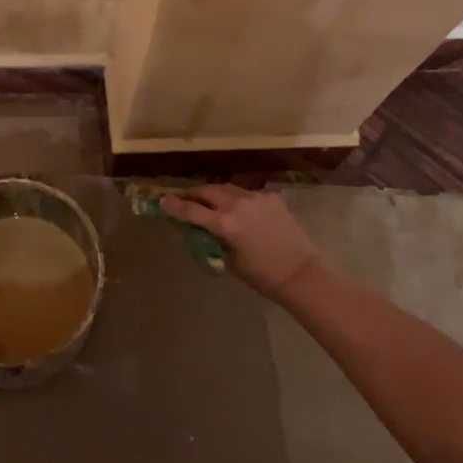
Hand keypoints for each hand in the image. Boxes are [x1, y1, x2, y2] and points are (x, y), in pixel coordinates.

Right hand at [160, 185, 322, 298]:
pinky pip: (246, 193)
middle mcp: (238, 204)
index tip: (162, 201)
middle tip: (184, 199)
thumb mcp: (228, 261)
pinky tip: (238, 209)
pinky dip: (236, 199)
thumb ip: (210, 240)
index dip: (174, 205)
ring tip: (207, 200)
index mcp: (225, 224)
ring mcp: (255, 197)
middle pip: (207, 191)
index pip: (192, 210)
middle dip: (193, 194)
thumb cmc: (261, 275)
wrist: (300, 271)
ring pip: (226, 188)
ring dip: (213, 193)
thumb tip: (194, 231)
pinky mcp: (270, 196)